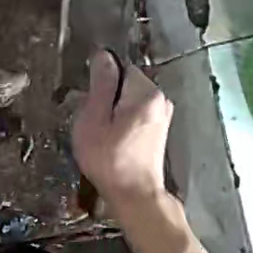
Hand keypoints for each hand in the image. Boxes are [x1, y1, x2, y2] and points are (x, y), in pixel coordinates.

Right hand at [72, 49, 172, 206]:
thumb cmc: (109, 159)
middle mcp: (160, 99)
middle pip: (125, 83)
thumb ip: (100, 84)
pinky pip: (135, 114)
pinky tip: (113, 141)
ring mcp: (162, 115)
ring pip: (129, 99)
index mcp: (146, 92)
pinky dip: (122, 122)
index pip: (119, 67)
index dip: (100, 83)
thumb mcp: (94, 119)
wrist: (135, 196)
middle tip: (93, 122)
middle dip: (107, 97)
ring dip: (113, 111)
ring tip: (101, 134)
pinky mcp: (159, 130)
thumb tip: (103, 56)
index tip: (89, 102)